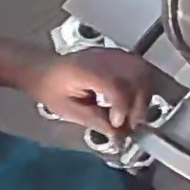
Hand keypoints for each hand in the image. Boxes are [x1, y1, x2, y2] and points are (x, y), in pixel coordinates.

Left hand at [24, 49, 153, 136]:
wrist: (45, 70)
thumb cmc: (51, 90)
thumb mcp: (68, 110)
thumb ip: (96, 121)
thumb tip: (120, 134)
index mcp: (84, 70)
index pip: (115, 85)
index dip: (122, 107)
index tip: (118, 123)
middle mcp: (103, 58)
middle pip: (136, 75)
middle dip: (140, 102)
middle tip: (132, 123)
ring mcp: (114, 54)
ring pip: (143, 71)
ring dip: (145, 95)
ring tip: (136, 114)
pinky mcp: (120, 56)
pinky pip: (141, 70)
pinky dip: (143, 87)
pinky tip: (136, 102)